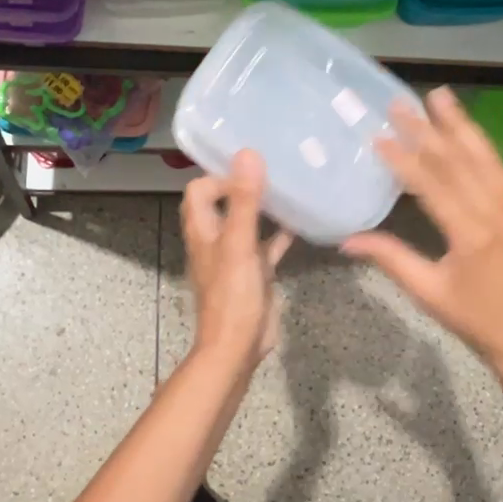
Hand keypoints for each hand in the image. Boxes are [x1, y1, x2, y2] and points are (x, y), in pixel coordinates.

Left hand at [181, 150, 292, 363]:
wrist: (237, 347)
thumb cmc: (232, 295)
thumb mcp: (239, 243)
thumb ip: (243, 200)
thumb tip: (247, 154)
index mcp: (203, 230)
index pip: (200, 189)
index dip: (218, 176)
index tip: (249, 170)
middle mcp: (216, 239)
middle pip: (224, 202)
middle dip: (245, 185)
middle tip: (275, 168)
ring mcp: (236, 256)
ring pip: (248, 223)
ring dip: (264, 207)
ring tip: (290, 186)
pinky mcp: (255, 273)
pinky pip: (267, 246)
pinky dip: (281, 234)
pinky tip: (302, 222)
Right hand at [342, 88, 502, 377]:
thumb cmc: (475, 319)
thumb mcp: (428, 292)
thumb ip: (390, 259)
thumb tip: (347, 240)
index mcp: (470, 235)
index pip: (433, 187)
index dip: (405, 160)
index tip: (379, 137)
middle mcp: (493, 213)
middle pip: (457, 163)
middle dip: (427, 131)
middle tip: (400, 104)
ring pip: (482, 157)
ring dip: (459, 125)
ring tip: (439, 97)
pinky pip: (497, 168)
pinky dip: (480, 144)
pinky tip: (465, 129)